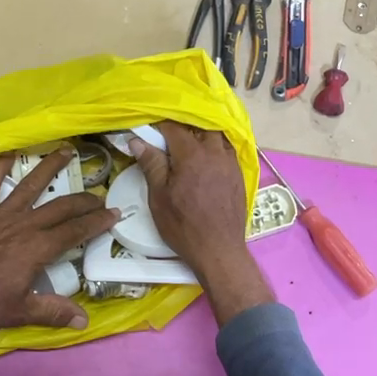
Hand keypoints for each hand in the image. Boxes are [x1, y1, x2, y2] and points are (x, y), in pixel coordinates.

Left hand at [0, 150, 116, 370]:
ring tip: (66, 151)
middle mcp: (22, 224)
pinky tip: (8, 152)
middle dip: (83, 200)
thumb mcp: (21, 312)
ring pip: (30, 184)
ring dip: (50, 166)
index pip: (76, 231)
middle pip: (60, 206)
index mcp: (37, 248)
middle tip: (98, 196)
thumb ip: (53, 312)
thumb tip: (83, 321)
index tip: (114, 213)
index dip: (97, 222)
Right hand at [129, 122, 273, 324]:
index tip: (150, 129)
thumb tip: (138, 141)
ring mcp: (230, 163)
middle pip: (200, 126)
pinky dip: (216, 146)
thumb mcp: (159, 197)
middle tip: (170, 135)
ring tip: (189, 143)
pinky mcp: (239, 175)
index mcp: (192, 155)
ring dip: (203, 134)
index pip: (174, 128)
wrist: (218, 250)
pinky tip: (207, 157)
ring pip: (218, 135)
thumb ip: (151, 165)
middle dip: (185, 125)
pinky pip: (228, 150)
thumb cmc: (183, 226)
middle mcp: (214, 153)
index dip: (160, 125)